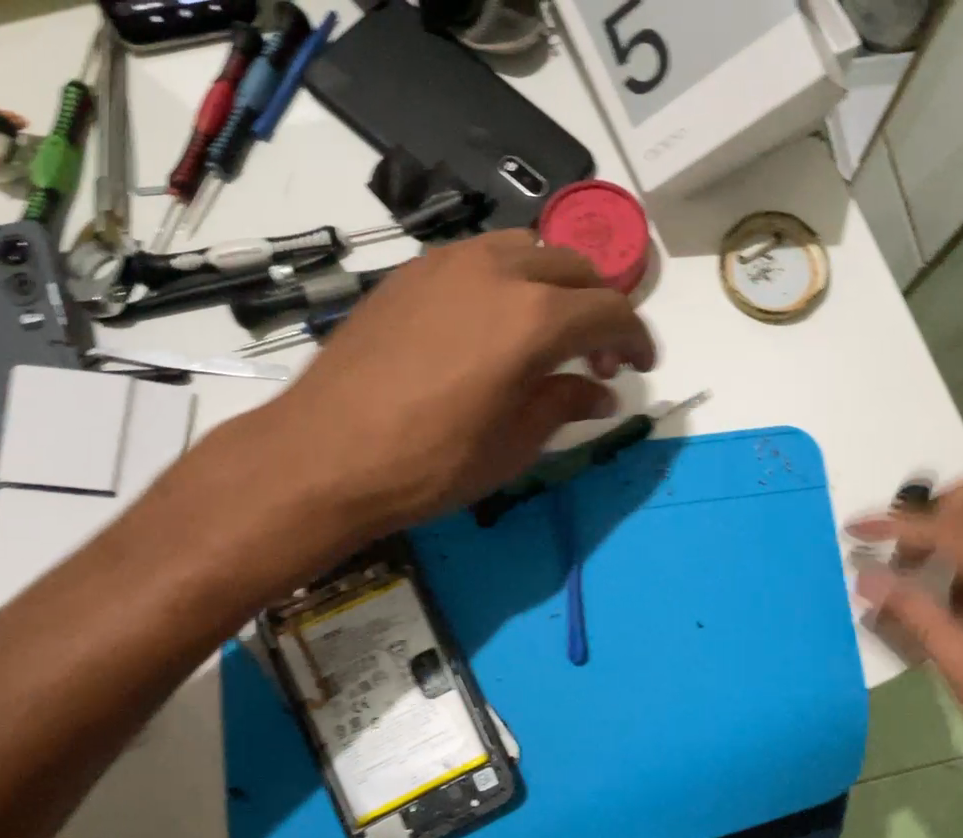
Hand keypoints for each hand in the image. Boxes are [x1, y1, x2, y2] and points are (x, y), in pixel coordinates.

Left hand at [163, 231, 654, 595]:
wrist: (324, 454)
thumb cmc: (430, 463)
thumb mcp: (513, 445)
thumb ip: (565, 405)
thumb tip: (602, 392)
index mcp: (534, 318)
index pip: (610, 311)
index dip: (635, 339)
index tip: (638, 367)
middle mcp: (497, 272)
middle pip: (575, 267)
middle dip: (599, 307)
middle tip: (596, 357)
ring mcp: (447, 264)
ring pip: (526, 249)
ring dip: (553, 284)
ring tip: (546, 332)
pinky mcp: (410, 272)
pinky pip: (478, 257)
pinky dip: (507, 279)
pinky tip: (492, 325)